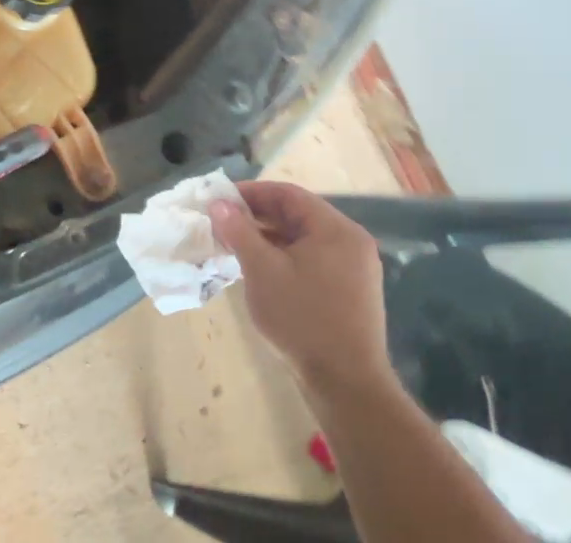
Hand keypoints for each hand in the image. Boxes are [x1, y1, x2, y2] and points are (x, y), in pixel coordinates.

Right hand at [210, 180, 390, 390]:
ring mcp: (353, 267)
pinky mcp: (349, 288)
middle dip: (255, 215)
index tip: (217, 201)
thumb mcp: (261, 269)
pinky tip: (258, 268)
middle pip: (297, 213)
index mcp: (335, 230)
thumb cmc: (301, 317)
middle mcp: (350, 242)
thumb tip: (218, 203)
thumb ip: (238, 230)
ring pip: (302, 237)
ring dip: (266, 236)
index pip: (288, 194)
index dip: (249, 192)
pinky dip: (282, 254)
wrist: (345, 379)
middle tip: (220, 223)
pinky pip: (311, 257)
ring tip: (233, 245)